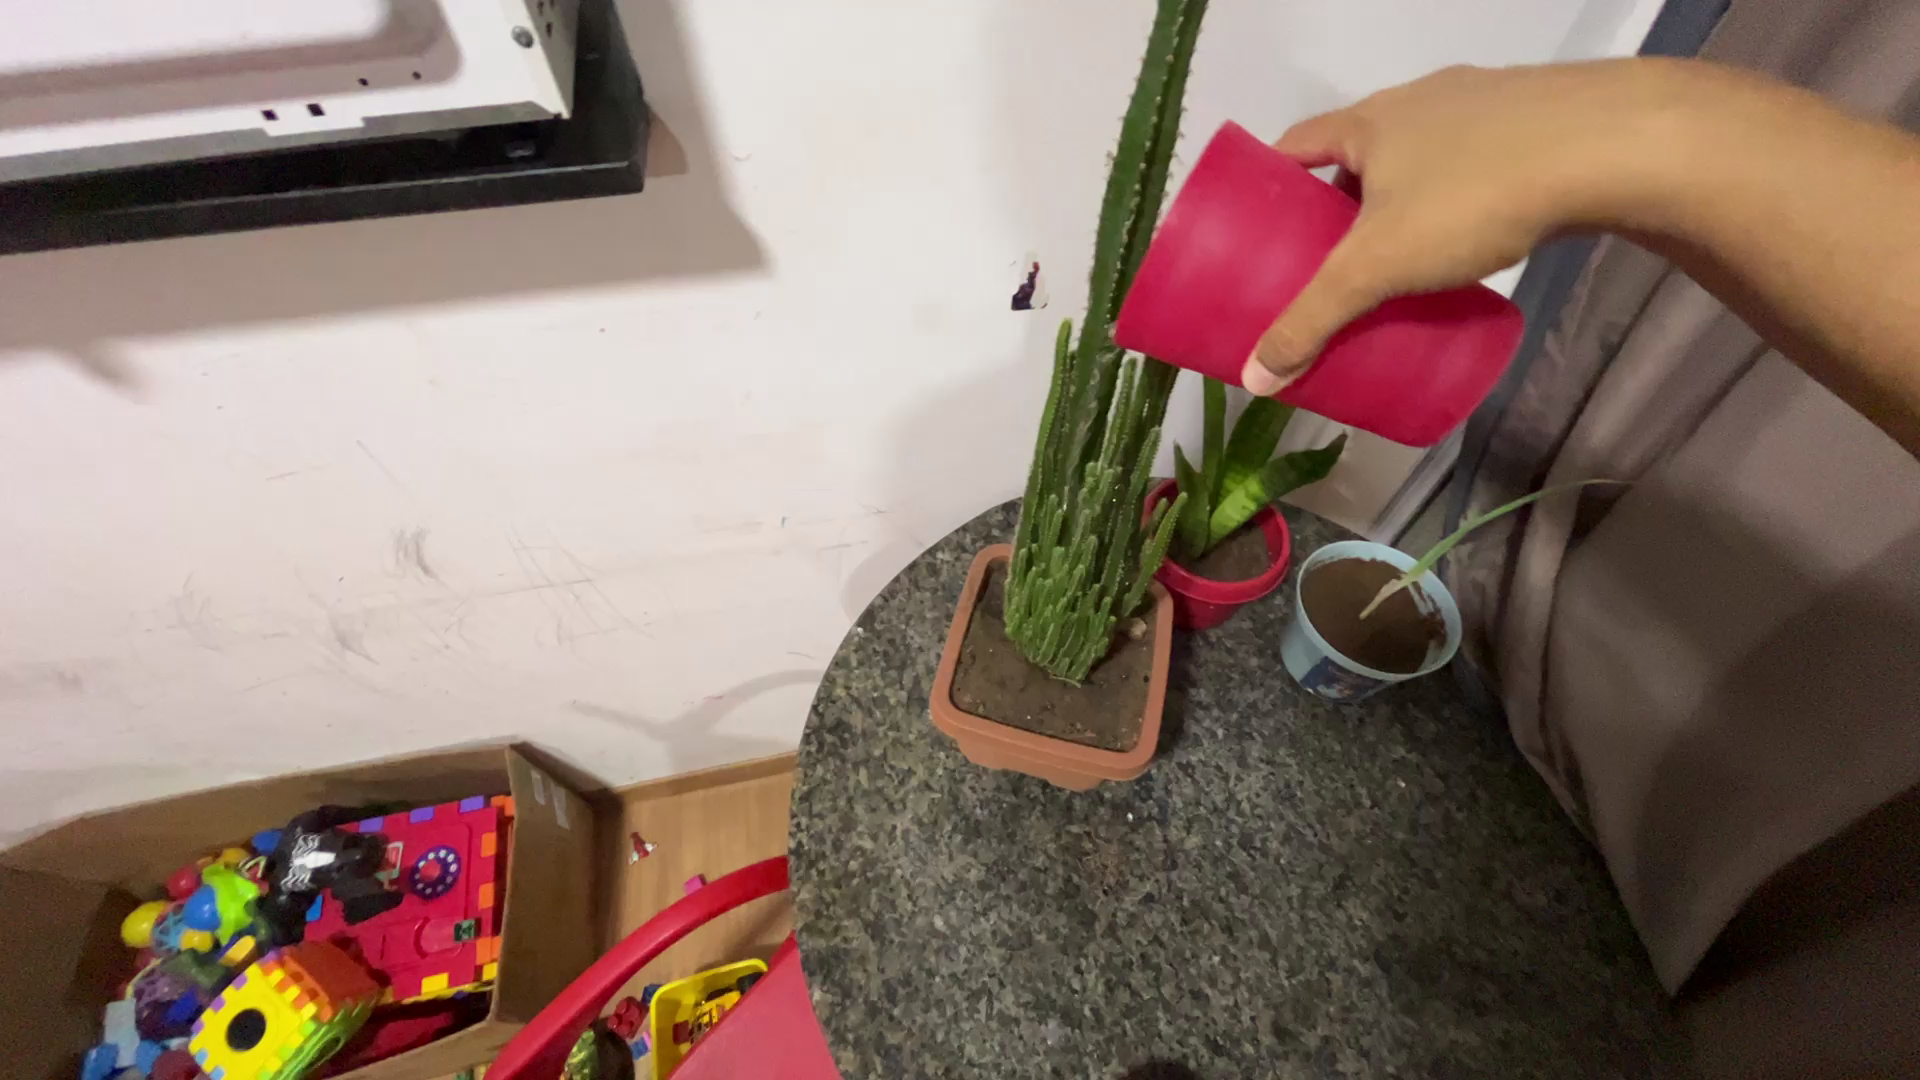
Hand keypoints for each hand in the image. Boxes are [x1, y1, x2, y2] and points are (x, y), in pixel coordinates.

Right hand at [1243, 60, 1684, 393]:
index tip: (1254, 226)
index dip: (1265, 182)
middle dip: (1329, 205)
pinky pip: (1466, 166)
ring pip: (1413, 161)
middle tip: (1316, 260)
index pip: (1293, 142)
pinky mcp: (1536, 127)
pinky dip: (1445, 202)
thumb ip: (1311, 322)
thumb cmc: (1475, 194)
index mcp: (1371, 120)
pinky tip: (1455, 243)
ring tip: (1383, 261)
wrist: (1629, 147)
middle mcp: (1421, 102)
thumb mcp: (1374, 269)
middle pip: (1351, 156)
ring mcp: (1484, 109)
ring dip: (1390, 204)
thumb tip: (1254, 380)